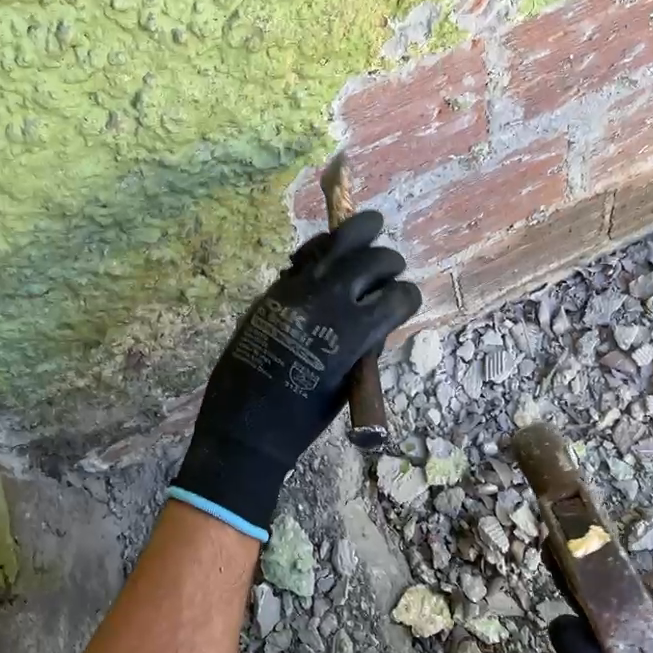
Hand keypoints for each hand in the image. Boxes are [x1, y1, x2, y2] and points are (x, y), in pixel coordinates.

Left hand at [169, 211, 419, 538]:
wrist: (244, 427)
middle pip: (373, 260)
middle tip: (391, 268)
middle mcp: (327, 301)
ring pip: (338, 242)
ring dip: (361, 233)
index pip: (398, 296)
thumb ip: (367, 343)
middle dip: (390, 263)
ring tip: (373, 225)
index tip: (406, 300)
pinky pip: (306, 257)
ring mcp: (296, 290)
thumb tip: (381, 313)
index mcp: (352, 333)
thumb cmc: (303, 418)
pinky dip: (324, 250)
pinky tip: (330, 254)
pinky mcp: (274, 289)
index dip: (408, 298)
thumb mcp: (349, 382)